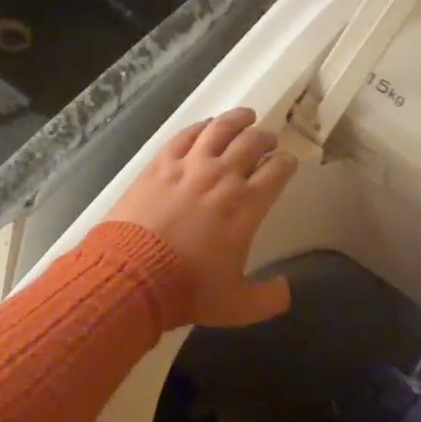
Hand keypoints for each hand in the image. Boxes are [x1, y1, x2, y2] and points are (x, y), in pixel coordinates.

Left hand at [104, 107, 298, 326]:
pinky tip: (205, 126)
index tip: (288, 163)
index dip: (287, 164)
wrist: (132, 275)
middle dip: (265, 139)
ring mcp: (189, 166)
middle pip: (251, 143)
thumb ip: (269, 298)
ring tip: (246, 116)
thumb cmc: (189, 289)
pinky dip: (201, 127)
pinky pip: (185, 135)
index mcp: (248, 205)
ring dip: (237, 120)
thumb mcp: (237, 305)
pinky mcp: (159, 164)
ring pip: (220, 130)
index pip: (277, 171)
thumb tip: (287, 290)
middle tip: (268, 140)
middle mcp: (222, 177)